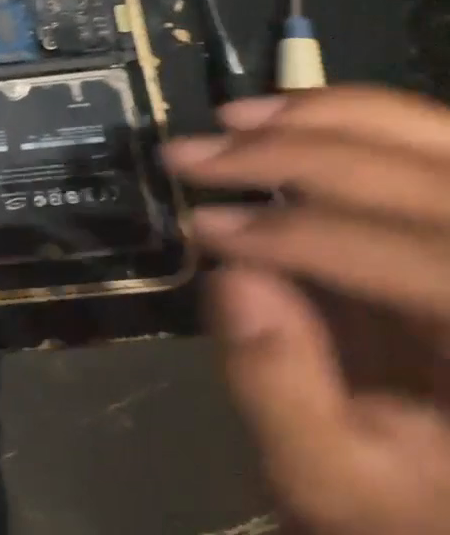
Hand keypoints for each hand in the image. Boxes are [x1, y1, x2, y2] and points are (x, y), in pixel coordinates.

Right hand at [166, 86, 449, 534]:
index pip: (429, 266)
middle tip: (190, 155)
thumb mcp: (334, 482)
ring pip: (444, 144)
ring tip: (232, 119)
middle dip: (300, 158)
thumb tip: (234, 278)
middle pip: (439, 185)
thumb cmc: (399, 507)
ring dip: (332, 119)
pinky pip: (430, 149)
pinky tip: (279, 117)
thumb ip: (283, 390)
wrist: (446, 508)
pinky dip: (358, 120)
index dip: (304, 237)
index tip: (199, 228)